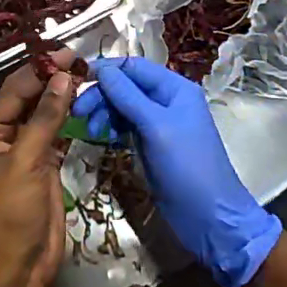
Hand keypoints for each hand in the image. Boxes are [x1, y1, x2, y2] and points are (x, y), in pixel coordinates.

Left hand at [0, 50, 79, 286]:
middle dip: (52, 80)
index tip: (67, 52)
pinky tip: (86, 105)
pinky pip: (55, 136)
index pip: (14, 91)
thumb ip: (45, 119)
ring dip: (62, 98)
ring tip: (88, 76)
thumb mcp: (25, 163)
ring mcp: (23, 153)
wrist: (16, 272)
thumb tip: (61, 77)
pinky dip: (69, 121)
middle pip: (28, 100)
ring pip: (43, 117)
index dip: (40, 70)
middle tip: (82, 60)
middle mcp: (1, 137)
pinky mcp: (42, 168)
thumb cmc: (10, 216)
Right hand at [71, 57, 281, 286]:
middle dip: (101, 95)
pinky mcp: (152, 142)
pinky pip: (125, 124)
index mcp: (174, 88)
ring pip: (122, 104)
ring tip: (89, 130)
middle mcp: (166, 99)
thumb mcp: (155, 126)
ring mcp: (159, 122)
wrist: (210, 219)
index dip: (105, 70)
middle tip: (77, 112)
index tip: (77, 80)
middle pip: (125, 85)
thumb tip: (100, 67)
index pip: (132, 66)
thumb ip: (126, 95)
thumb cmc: (187, 166)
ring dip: (103, 112)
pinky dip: (112, 126)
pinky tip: (103, 136)